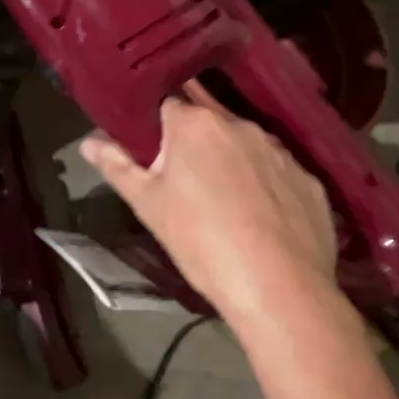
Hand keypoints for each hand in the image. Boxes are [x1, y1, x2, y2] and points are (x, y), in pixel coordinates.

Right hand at [80, 86, 337, 319]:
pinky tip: (261, 218)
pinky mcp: (311, 183)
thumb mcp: (147, 205)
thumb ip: (116, 166)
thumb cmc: (201, 241)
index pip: (168, 105)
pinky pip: (279, 174)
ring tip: (224, 200)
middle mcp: (239, 125)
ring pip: (245, 146)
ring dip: (232, 161)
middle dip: (195, 143)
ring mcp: (281, 153)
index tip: (152, 148)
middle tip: (183, 178)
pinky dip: (267, 186)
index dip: (157, 126)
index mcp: (195, 123)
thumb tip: (86, 142)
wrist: (281, 292)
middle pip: (209, 122)